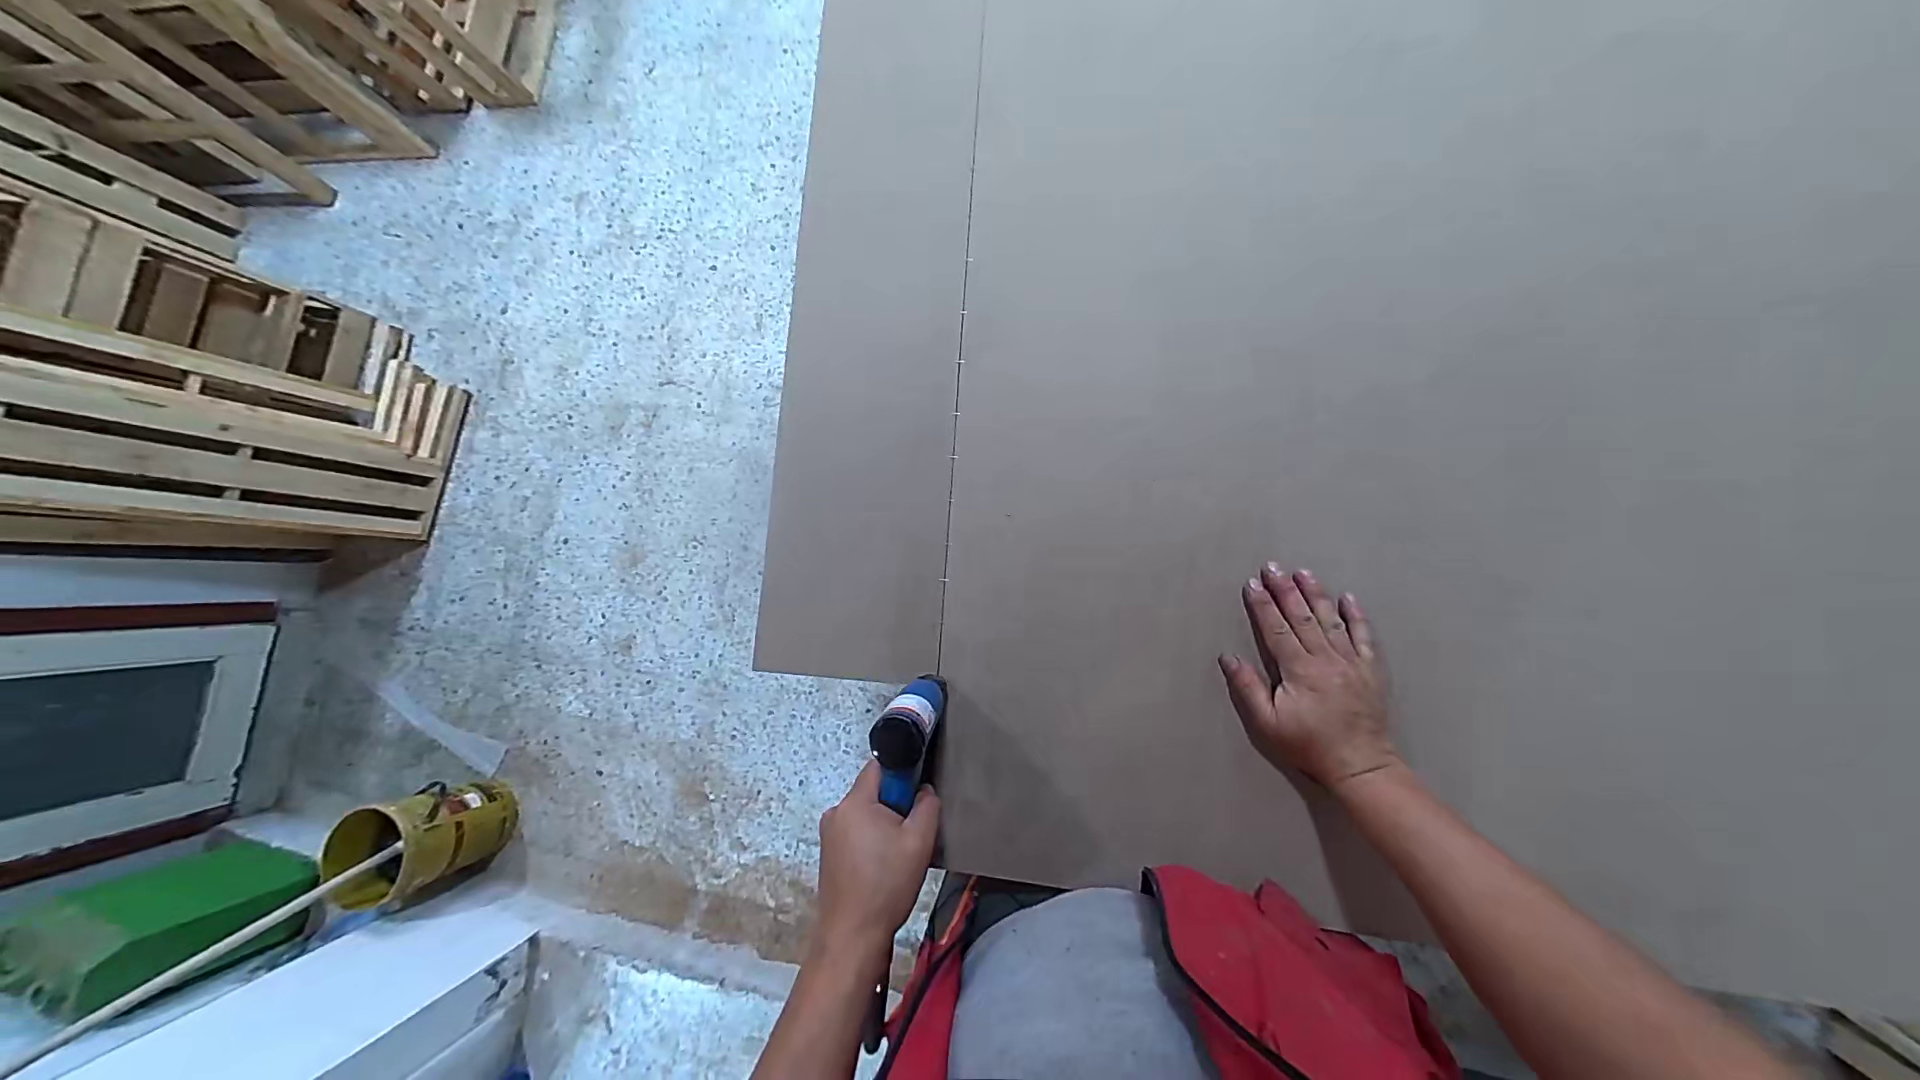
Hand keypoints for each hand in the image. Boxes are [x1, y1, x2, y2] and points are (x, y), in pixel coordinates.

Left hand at [812, 761, 940, 961]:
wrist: (852, 935)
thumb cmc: (886, 885)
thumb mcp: (919, 841)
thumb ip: (928, 806)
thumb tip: (924, 791)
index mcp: (854, 802)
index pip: (878, 766)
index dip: (902, 774)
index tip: (916, 795)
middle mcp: (836, 813)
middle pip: (872, 792)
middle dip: (895, 804)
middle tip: (911, 832)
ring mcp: (829, 835)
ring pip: (865, 815)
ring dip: (883, 825)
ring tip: (899, 854)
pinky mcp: (829, 855)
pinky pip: (856, 833)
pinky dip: (871, 841)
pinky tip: (884, 867)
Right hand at [1218, 563, 1401, 788]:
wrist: (1362, 766)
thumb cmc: (1309, 745)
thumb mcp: (1268, 723)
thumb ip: (1248, 688)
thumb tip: (1228, 658)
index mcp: (1300, 670)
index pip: (1276, 629)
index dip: (1262, 606)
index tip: (1252, 584)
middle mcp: (1326, 659)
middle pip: (1302, 617)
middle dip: (1284, 590)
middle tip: (1272, 567)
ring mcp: (1352, 662)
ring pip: (1331, 620)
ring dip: (1315, 594)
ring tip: (1302, 572)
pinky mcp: (1370, 670)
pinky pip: (1364, 636)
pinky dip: (1356, 616)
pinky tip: (1347, 598)